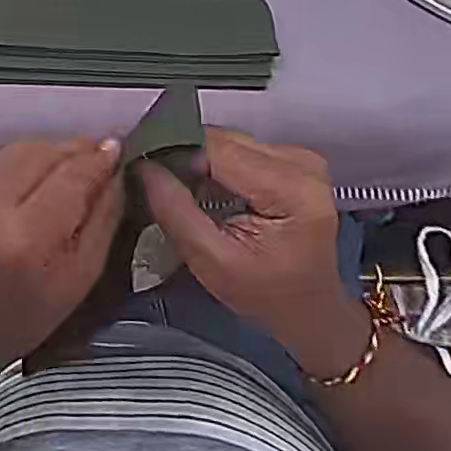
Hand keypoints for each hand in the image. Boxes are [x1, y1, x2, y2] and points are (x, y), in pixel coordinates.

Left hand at [0, 139, 124, 377]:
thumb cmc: (27, 315)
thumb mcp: (81, 277)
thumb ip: (103, 219)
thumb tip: (116, 171)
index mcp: (23, 238)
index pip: (69, 178)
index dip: (97, 159)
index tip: (119, 148)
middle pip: (44, 153)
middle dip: (77, 149)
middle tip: (104, 154)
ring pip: (24, 148)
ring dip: (55, 150)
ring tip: (79, 163)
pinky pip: (5, 157)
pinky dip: (32, 158)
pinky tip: (47, 173)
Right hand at [136, 129, 369, 378]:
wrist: (309, 310)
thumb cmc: (265, 294)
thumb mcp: (212, 263)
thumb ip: (176, 211)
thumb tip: (144, 166)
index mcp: (292, 188)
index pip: (219, 150)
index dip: (175, 152)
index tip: (141, 165)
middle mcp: (302, 163)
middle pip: (225, 140)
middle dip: (185, 156)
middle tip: (153, 178)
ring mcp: (301, 158)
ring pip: (230, 140)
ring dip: (199, 159)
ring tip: (176, 184)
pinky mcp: (294, 161)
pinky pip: (242, 149)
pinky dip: (217, 163)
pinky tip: (204, 187)